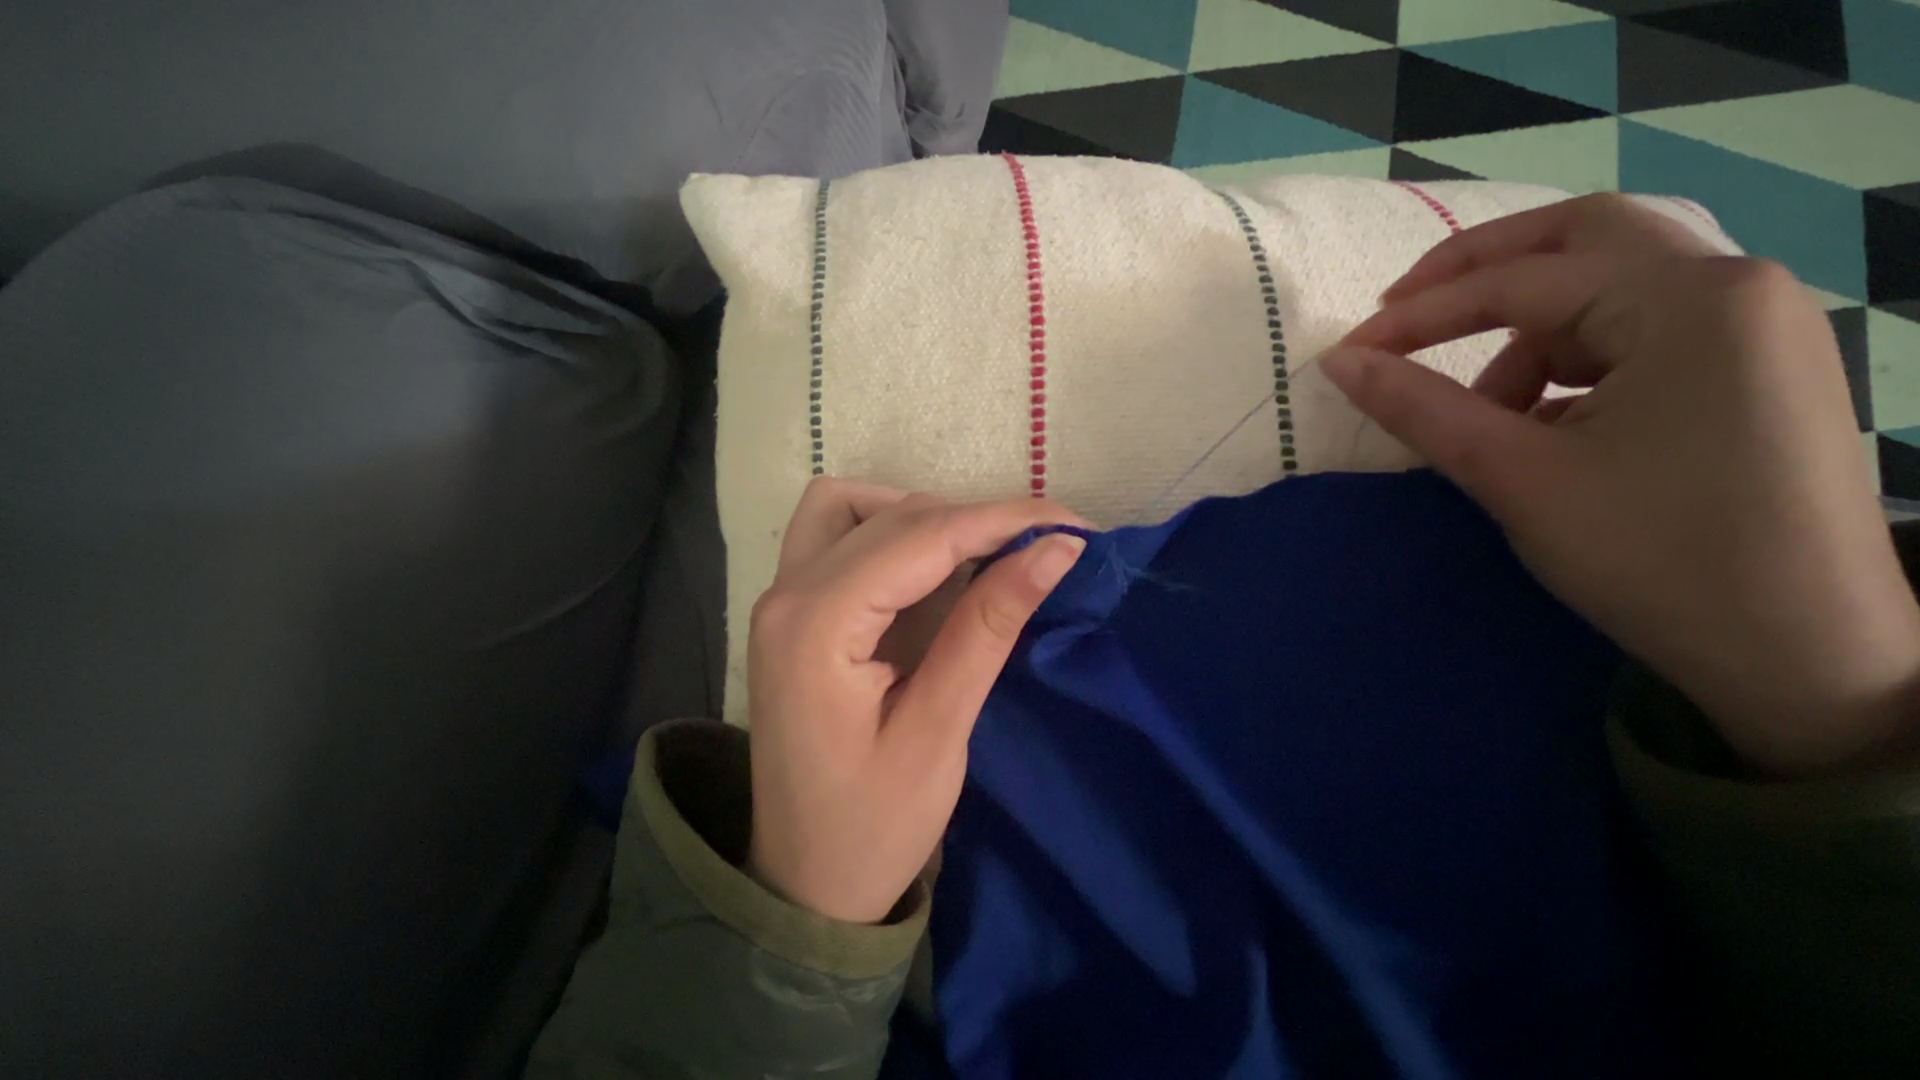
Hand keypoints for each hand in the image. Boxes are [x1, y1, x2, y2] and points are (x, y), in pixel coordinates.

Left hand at [745, 478, 1086, 922]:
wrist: (804, 882)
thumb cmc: (873, 826)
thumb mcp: (939, 731)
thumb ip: (988, 628)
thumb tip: (1054, 550)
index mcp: (815, 625)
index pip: (921, 537)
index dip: (1003, 521)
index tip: (1075, 526)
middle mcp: (786, 594)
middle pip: (890, 517)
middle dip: (976, 520)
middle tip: (1048, 548)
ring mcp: (780, 599)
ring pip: (853, 509)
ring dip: (924, 517)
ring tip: (987, 554)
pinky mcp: (792, 613)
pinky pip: (836, 536)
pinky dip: (889, 531)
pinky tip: (931, 566)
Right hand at [1325, 194, 1919, 775]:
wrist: (1805, 656)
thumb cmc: (1652, 556)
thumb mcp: (1515, 476)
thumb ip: (1419, 407)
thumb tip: (1337, 361)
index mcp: (1688, 298)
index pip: (1521, 280)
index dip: (1419, 314)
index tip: (1348, 352)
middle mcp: (1736, 284)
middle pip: (1582, 237)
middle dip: (1479, 271)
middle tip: (1403, 314)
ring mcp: (1759, 325)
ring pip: (1611, 288)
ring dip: (1529, 333)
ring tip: (1488, 417)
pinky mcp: (1759, 369)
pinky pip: (1645, 334)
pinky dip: (1577, 362)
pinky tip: (1549, 427)